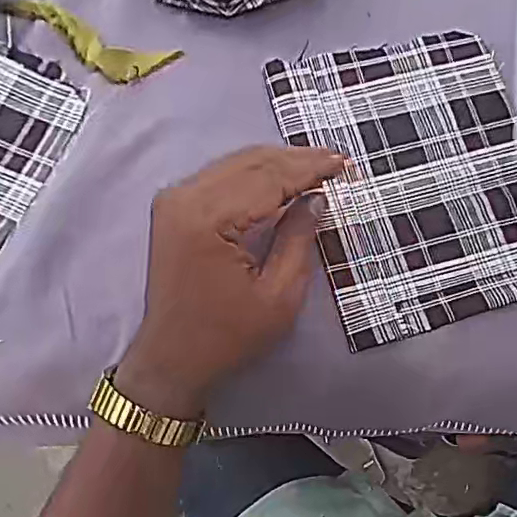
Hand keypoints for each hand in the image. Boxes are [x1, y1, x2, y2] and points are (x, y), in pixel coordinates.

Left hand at [114, 146, 344, 417]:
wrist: (174, 357)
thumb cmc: (228, 336)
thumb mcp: (279, 296)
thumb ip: (298, 240)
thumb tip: (314, 199)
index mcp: (208, 219)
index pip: (268, 178)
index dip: (309, 168)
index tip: (342, 162)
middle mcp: (184, 198)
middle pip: (250, 162)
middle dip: (295, 159)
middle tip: (335, 160)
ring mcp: (174, 200)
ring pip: (235, 164)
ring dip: (276, 164)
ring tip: (315, 167)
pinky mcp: (174, 209)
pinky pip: (221, 178)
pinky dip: (254, 176)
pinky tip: (280, 181)